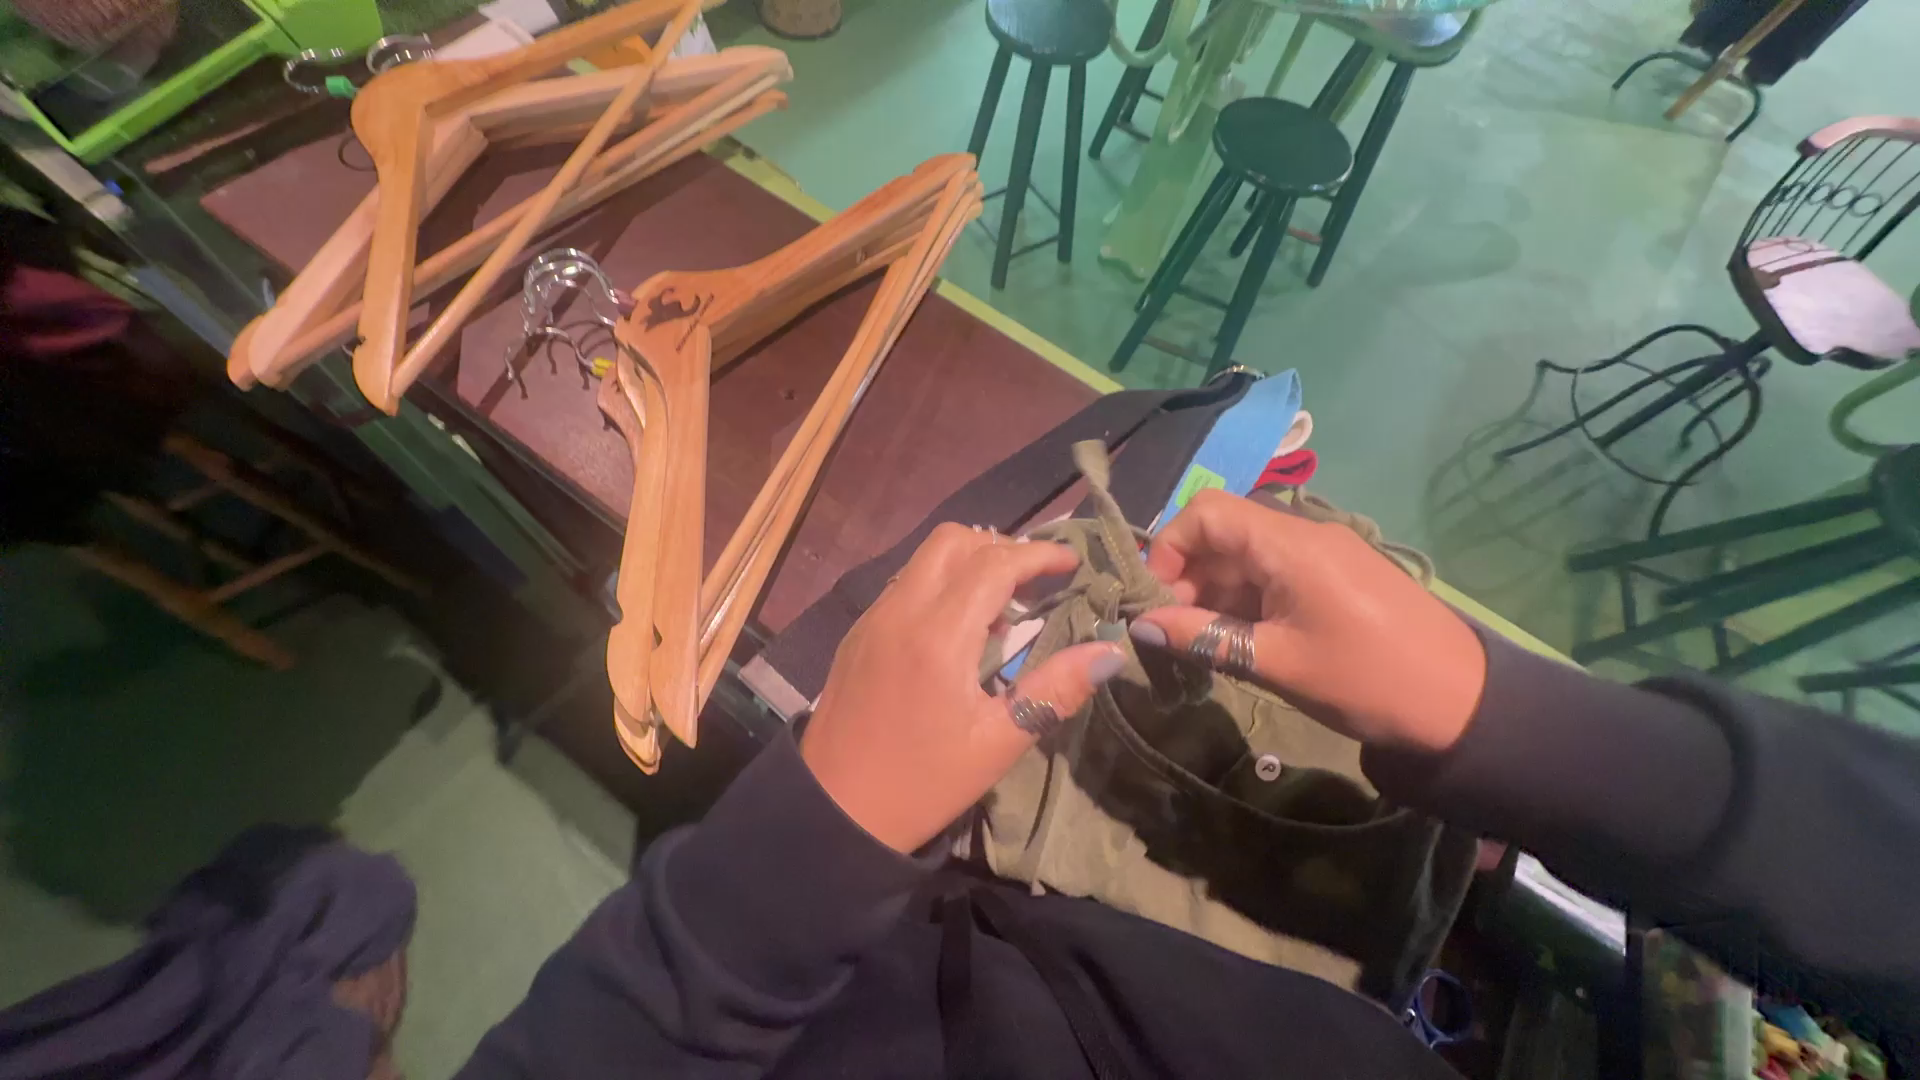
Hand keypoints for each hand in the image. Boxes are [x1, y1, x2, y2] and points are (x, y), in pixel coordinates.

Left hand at [800, 524, 1126, 852]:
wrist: (831, 811)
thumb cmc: (922, 782)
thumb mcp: (998, 744)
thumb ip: (1055, 690)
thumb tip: (1110, 652)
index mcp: (938, 634)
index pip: (995, 563)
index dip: (1039, 554)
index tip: (1072, 563)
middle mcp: (901, 610)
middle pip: (953, 540)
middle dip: (1001, 546)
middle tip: (1035, 580)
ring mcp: (872, 618)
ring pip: (925, 558)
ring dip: (968, 562)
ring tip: (1000, 607)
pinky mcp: (857, 633)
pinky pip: (905, 584)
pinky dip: (940, 583)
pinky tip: (956, 629)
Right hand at [1130, 490, 1484, 754]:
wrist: (1466, 706)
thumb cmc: (1365, 679)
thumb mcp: (1275, 662)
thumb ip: (1202, 637)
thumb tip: (1139, 624)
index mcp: (1290, 544)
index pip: (1207, 512)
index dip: (1169, 546)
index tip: (1155, 597)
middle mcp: (1303, 535)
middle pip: (1222, 533)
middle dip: (1186, 575)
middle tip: (1173, 628)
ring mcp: (1320, 554)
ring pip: (1243, 556)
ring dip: (1212, 591)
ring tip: (1201, 640)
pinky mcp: (1332, 576)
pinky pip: (1270, 573)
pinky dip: (1243, 599)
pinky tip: (1236, 637)